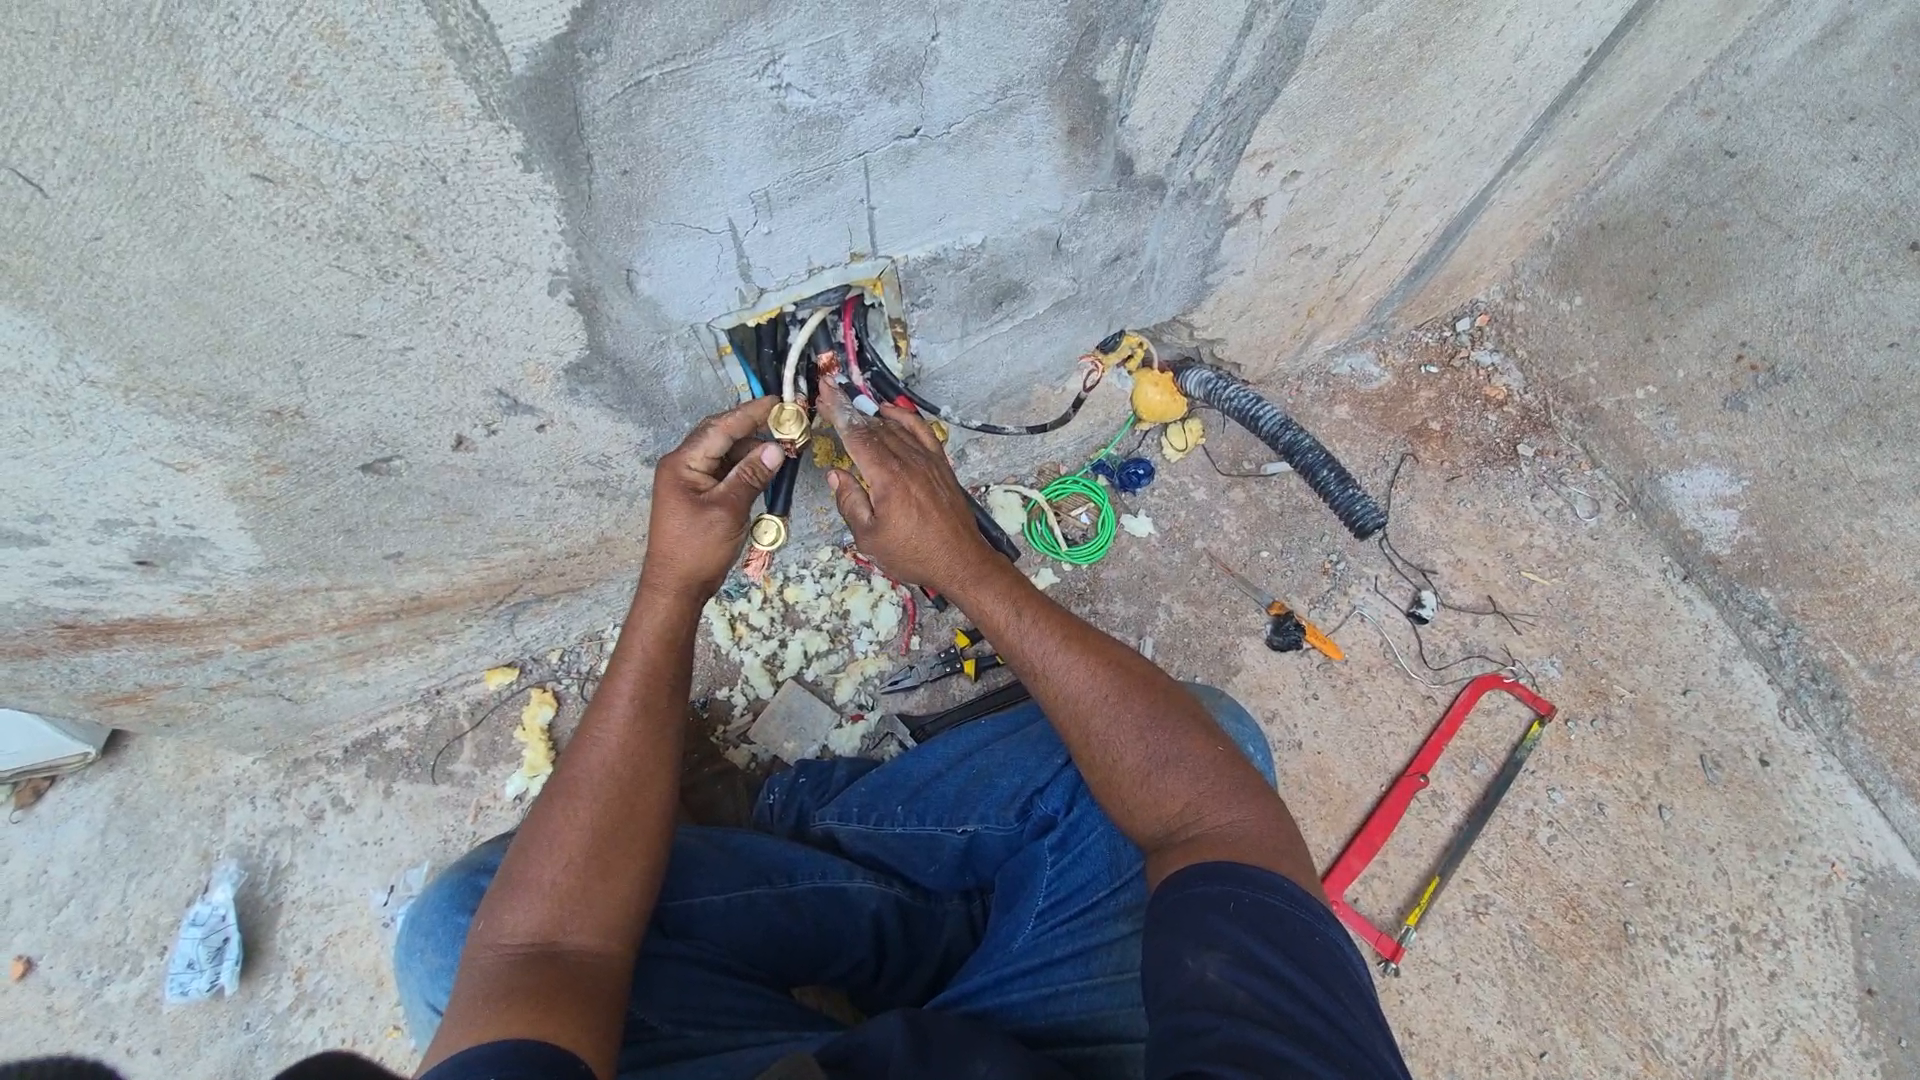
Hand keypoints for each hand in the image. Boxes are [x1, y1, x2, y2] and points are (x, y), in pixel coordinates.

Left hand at [640, 397, 783, 601]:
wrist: (676, 587)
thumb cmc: (698, 549)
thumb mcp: (729, 509)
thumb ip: (752, 475)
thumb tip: (775, 448)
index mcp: (683, 463)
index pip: (720, 428)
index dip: (750, 413)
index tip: (777, 402)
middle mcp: (683, 465)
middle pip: (720, 436)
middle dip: (752, 429)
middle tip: (784, 423)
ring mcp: (690, 481)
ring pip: (725, 455)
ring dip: (752, 451)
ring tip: (782, 450)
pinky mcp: (698, 496)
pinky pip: (725, 473)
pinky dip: (746, 469)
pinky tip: (766, 471)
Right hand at [819, 383, 996, 589]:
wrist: (960, 561)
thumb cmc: (913, 554)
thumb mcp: (869, 538)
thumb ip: (850, 502)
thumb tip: (836, 475)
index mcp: (887, 477)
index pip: (856, 436)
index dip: (837, 412)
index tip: (824, 392)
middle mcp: (908, 461)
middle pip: (873, 427)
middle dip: (849, 410)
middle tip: (829, 398)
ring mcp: (928, 460)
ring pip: (895, 428)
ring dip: (870, 415)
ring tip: (851, 407)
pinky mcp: (941, 465)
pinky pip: (922, 432)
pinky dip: (905, 418)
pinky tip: (891, 412)